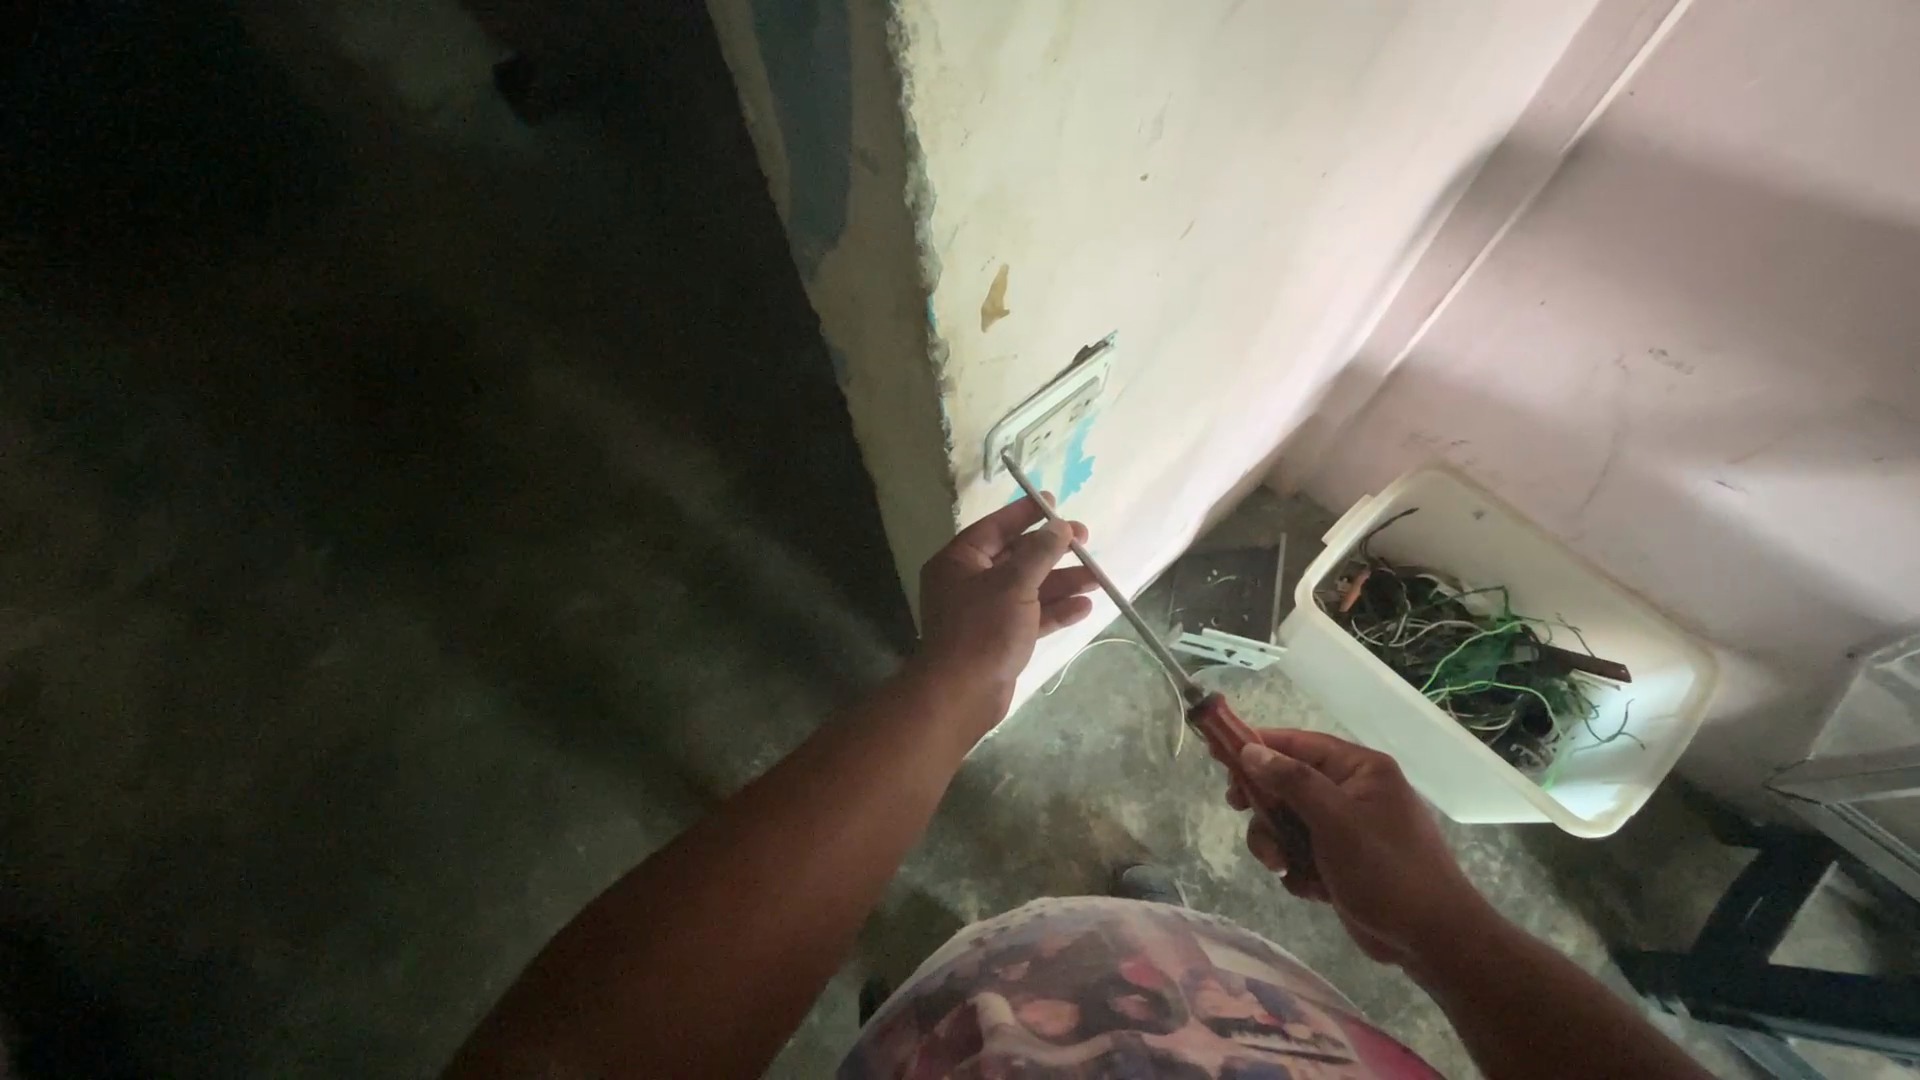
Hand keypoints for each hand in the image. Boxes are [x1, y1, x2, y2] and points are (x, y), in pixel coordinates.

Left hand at [915, 495, 1098, 715]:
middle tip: (1085, 540)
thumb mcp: (1013, 584)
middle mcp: (969, 582)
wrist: (962, 694)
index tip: (1053, 502)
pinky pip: (1030, 616)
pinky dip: (1055, 611)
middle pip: (1016, 557)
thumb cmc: (982, 629)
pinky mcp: (999, 638)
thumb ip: (1039, 552)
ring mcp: (985, 612)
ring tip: (1097, 578)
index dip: (1025, 514)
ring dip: (1061, 582)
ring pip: (1028, 588)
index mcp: (959, 561)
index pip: (995, 527)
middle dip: (1052, 551)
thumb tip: (1059, 527)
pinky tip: (1085, 606)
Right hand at [1227, 730, 1494, 967]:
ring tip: (1284, 867)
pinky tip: (1310, 887)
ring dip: (1276, 843)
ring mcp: (1346, 826)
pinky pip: (1300, 850)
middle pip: (1285, 782)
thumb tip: (1250, 750)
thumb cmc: (1387, 870)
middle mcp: (1351, 791)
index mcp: (1359, 769)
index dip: (1256, 746)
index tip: (1219, 754)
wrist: (1434, 942)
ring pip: (1286, 820)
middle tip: (1240, 810)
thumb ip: (1291, 780)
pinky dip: (1296, 867)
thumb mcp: (1335, 820)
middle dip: (1265, 807)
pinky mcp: (1341, 859)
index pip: (1296, 743)